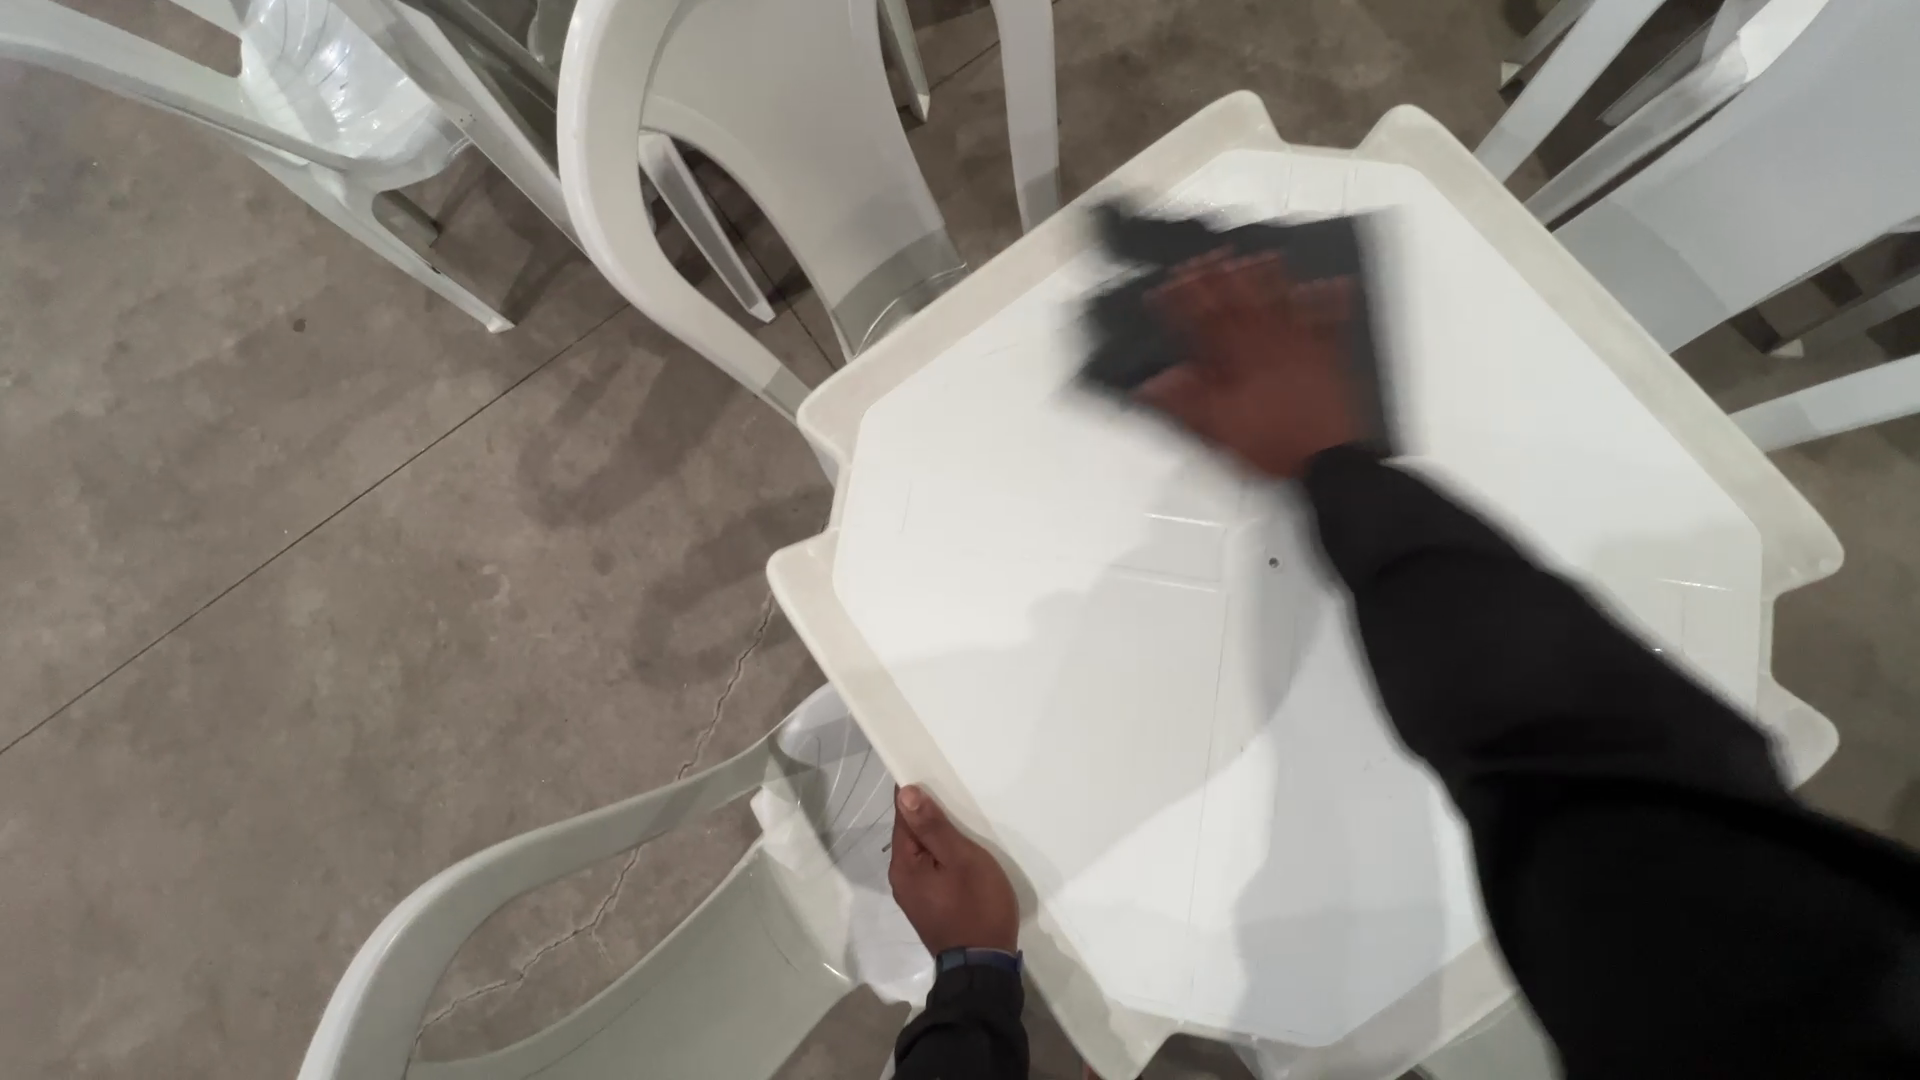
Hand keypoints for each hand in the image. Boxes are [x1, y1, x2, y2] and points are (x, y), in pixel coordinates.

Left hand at [888, 785, 1018, 954]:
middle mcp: (902, 878)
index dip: (916, 792)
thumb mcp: (960, 859)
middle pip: (912, 832)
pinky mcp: (930, 904)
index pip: (903, 815)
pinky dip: (943, 853)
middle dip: (930, 812)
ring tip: (962, 814)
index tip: (932, 770)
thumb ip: (934, 826)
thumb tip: (905, 793)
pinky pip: (932, 867)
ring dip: (939, 834)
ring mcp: (916, 894)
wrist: (986, 966)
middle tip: (955, 790)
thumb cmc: (976, 906)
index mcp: (904, 865)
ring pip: (924, 850)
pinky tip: (961, 847)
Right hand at [1137, 250, 1361, 478]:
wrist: (1326, 462)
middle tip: (1206, 257)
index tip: (1164, 286)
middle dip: (1219, 279)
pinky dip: (1331, 301)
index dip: (1180, 303)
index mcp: (1236, 364)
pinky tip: (1332, 281)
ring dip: (1267, 279)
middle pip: (1240, 305)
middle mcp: (1267, 347)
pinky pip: (1331, 322)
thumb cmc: (1270, 446)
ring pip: (1281, 304)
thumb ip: (1183, 403)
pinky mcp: (1329, 357)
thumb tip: (1150, 384)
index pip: (1201, 325)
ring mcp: (1301, 348)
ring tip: (1255, 256)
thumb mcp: (1215, 431)